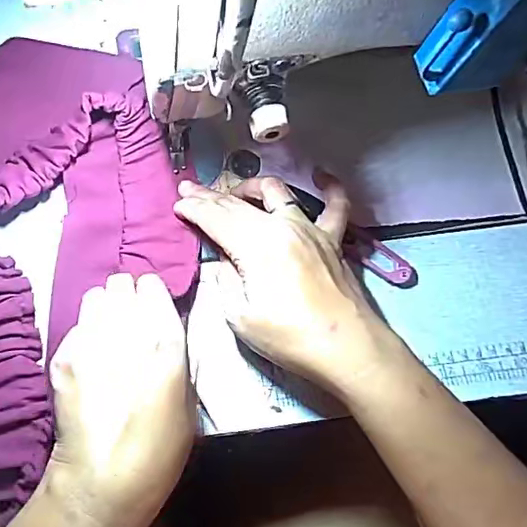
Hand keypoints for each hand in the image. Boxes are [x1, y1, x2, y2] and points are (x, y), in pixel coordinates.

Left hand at [42, 273, 192, 526]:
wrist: (101, 480)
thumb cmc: (158, 452)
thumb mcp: (187, 402)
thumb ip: (176, 356)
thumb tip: (165, 330)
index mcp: (164, 341)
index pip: (152, 287)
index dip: (153, 295)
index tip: (153, 306)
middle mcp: (125, 331)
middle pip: (121, 285)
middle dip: (127, 297)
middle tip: (130, 318)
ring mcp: (88, 340)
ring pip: (95, 297)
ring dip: (104, 308)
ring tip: (108, 331)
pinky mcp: (62, 354)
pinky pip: (76, 326)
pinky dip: (84, 334)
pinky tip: (89, 357)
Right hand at [174, 174, 389, 392]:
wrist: (348, 351)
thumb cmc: (290, 338)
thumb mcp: (239, 315)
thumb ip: (226, 278)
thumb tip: (225, 257)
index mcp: (255, 245)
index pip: (216, 218)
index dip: (193, 209)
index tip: (178, 205)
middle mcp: (282, 227)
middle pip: (238, 203)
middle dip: (209, 195)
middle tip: (190, 190)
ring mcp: (310, 230)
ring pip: (277, 193)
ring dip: (251, 187)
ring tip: (236, 191)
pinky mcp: (333, 241)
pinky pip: (335, 205)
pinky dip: (328, 187)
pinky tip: (321, 176)